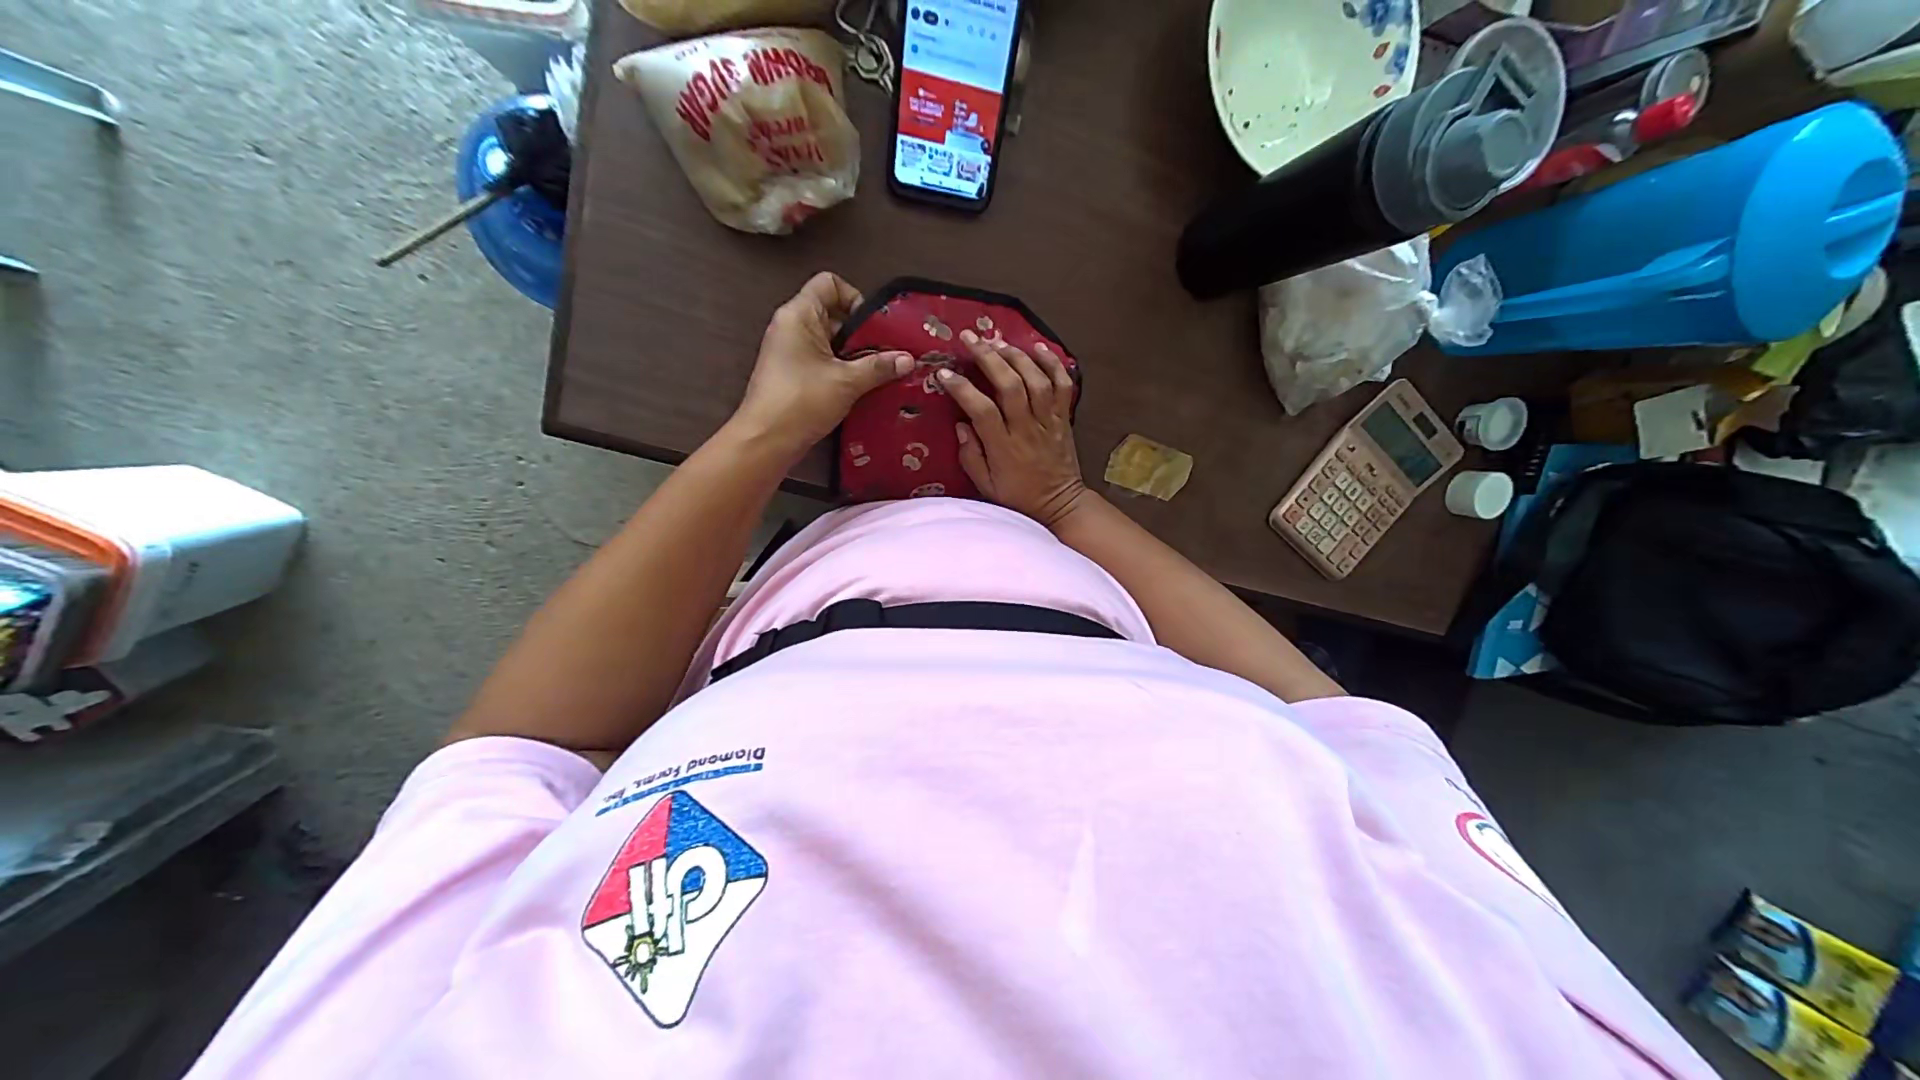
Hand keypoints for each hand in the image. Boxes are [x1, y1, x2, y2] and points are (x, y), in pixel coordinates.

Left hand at [731, 272, 913, 458]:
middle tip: (886, 354)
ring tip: (879, 373)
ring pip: (831, 341)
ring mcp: (790, 351)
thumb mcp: (847, 382)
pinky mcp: (793, 374)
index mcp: (799, 315)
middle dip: (861, 333)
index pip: (830, 284)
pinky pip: (823, 361)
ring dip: (855, 355)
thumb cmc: (801, 401)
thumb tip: (908, 359)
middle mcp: (792, 326)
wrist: (765, 440)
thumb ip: (879, 367)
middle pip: (834, 314)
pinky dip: (842, 370)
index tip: (872, 328)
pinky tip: (861, 388)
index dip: (855, 298)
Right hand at [939, 330, 1089, 528]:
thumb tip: (961, 424)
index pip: (982, 410)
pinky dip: (1053, 363)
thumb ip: (971, 455)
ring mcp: (1049, 421)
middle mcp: (1027, 429)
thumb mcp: (985, 485)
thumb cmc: (1018, 496)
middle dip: (988, 358)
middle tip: (969, 338)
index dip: (962, 389)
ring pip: (1036, 380)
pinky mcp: (1064, 417)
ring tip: (997, 341)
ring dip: (1017, 356)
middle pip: (1010, 385)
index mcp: (1004, 448)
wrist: (1060, 504)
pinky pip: (1063, 385)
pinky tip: (1037, 347)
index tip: (945, 374)